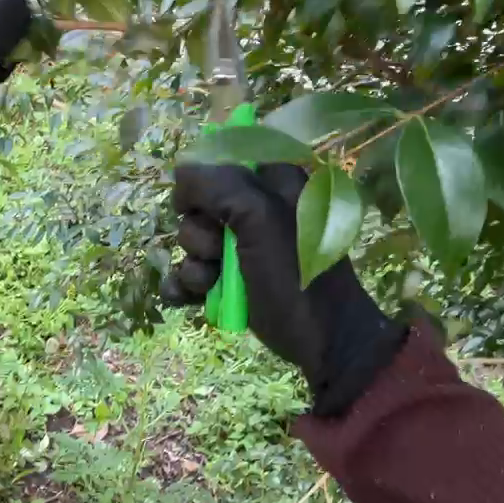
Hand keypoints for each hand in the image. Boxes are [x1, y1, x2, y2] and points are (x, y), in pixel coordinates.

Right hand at [163, 164, 407, 416]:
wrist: (323, 343)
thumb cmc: (297, 275)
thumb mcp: (260, 219)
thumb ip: (217, 185)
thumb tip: (181, 174)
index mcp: (273, 184)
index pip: (221, 160)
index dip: (202, 181)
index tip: (199, 204)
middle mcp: (255, 211)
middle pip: (198, 206)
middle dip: (199, 234)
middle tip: (221, 252)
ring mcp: (240, 249)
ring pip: (190, 243)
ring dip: (194, 266)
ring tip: (215, 283)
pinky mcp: (229, 282)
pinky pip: (188, 273)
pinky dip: (184, 286)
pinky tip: (190, 299)